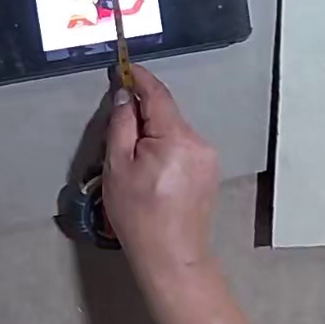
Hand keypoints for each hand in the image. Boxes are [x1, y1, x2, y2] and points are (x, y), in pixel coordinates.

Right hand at [103, 65, 220, 276]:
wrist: (171, 256)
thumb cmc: (138, 213)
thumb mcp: (118, 165)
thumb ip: (121, 124)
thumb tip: (123, 96)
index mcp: (176, 137)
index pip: (158, 95)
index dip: (139, 78)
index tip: (122, 66)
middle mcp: (198, 141)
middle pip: (166, 112)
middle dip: (141, 110)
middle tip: (116, 123)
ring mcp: (207, 157)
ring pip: (173, 128)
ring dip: (152, 130)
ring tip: (131, 155)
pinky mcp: (208, 170)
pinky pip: (182, 144)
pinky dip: (163, 144)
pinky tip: (149, 166)